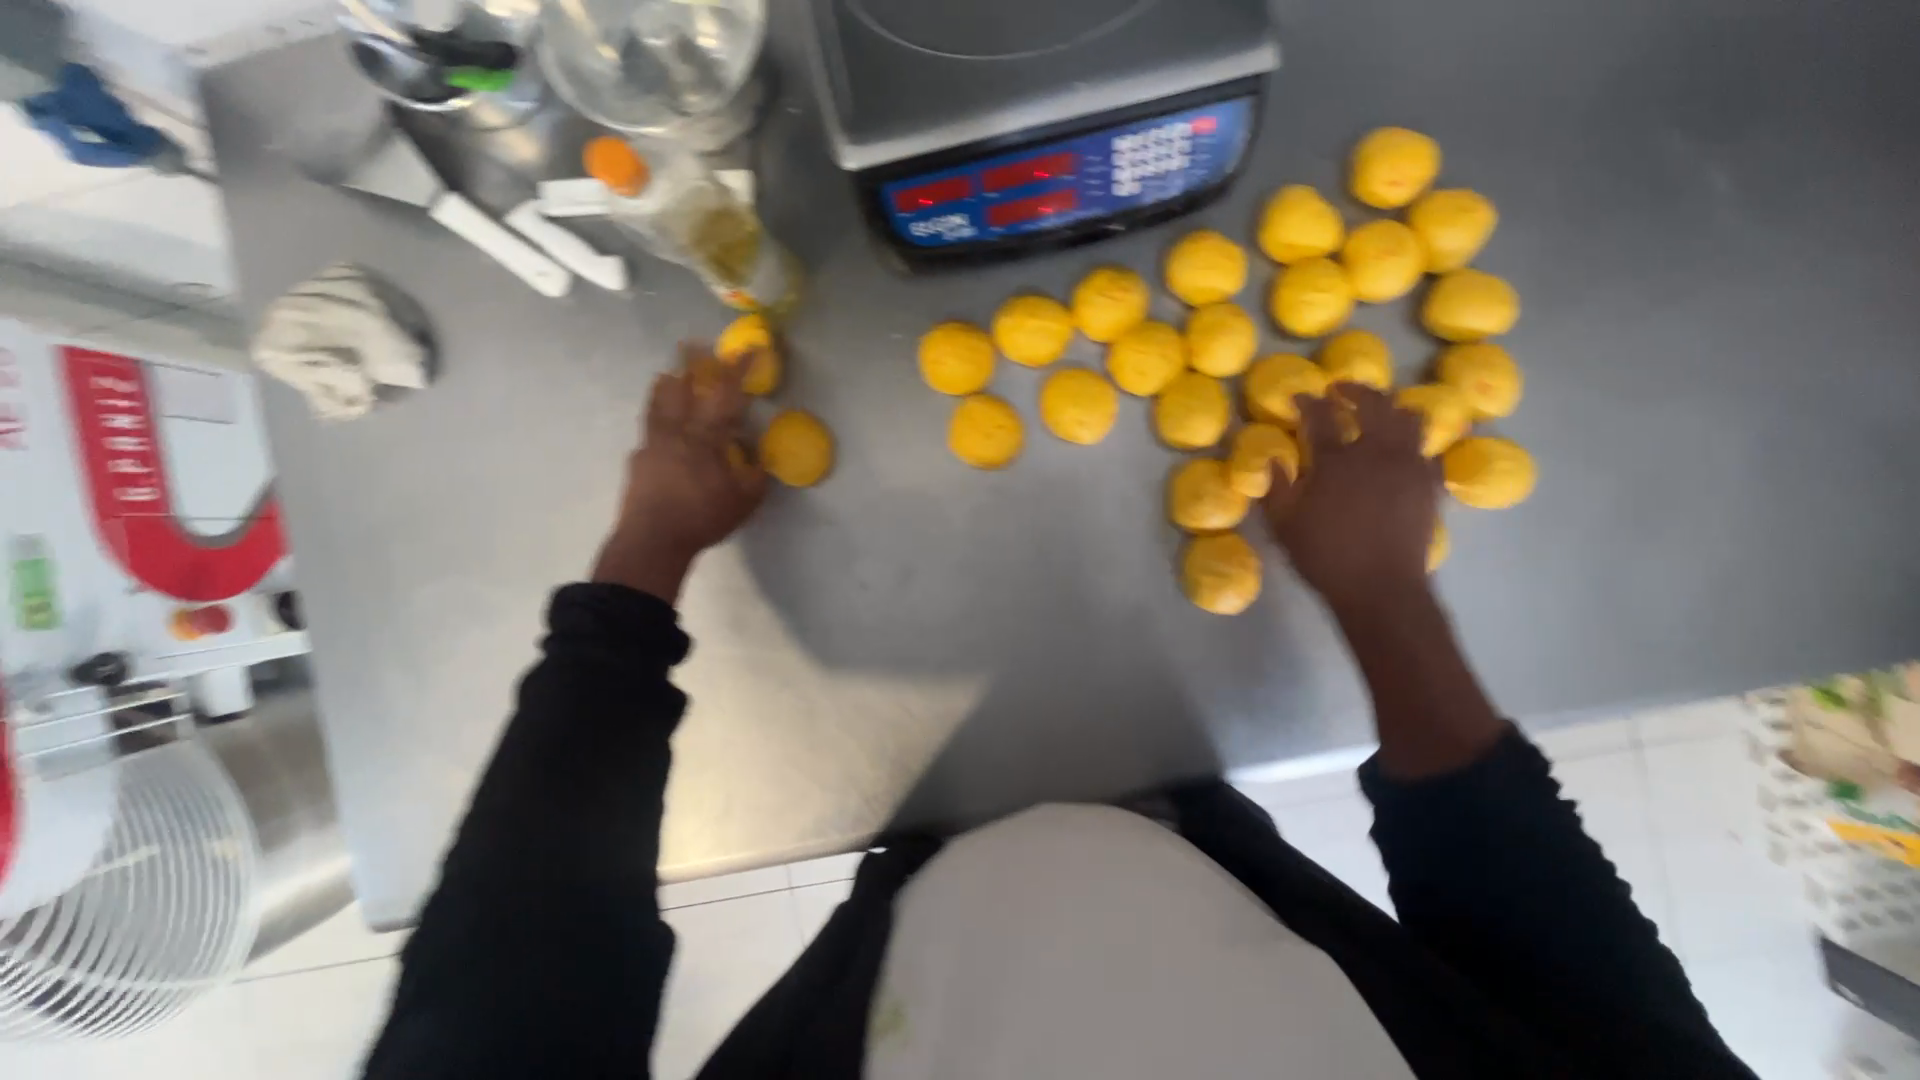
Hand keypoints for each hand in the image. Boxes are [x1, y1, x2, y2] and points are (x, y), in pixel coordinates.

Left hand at [592, 343, 767, 601]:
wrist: (651, 540)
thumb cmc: (702, 518)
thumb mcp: (744, 501)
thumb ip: (755, 476)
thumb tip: (759, 458)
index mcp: (706, 438)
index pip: (726, 395)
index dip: (739, 370)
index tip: (749, 348)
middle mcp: (678, 432)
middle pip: (683, 388)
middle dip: (692, 364)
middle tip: (693, 344)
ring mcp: (652, 443)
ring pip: (658, 404)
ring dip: (665, 385)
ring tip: (666, 374)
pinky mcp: (637, 460)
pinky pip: (647, 433)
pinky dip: (654, 424)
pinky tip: (656, 432)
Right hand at [1262, 385, 1439, 615]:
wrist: (1382, 589)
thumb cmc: (1326, 558)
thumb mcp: (1284, 526)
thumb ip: (1276, 489)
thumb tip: (1273, 459)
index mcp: (1336, 461)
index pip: (1320, 415)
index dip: (1307, 401)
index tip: (1299, 396)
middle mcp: (1376, 453)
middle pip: (1373, 403)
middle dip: (1355, 389)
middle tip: (1340, 390)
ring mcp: (1408, 466)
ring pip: (1410, 418)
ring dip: (1391, 409)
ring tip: (1379, 413)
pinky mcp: (1430, 484)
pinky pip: (1427, 450)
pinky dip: (1412, 443)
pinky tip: (1402, 452)